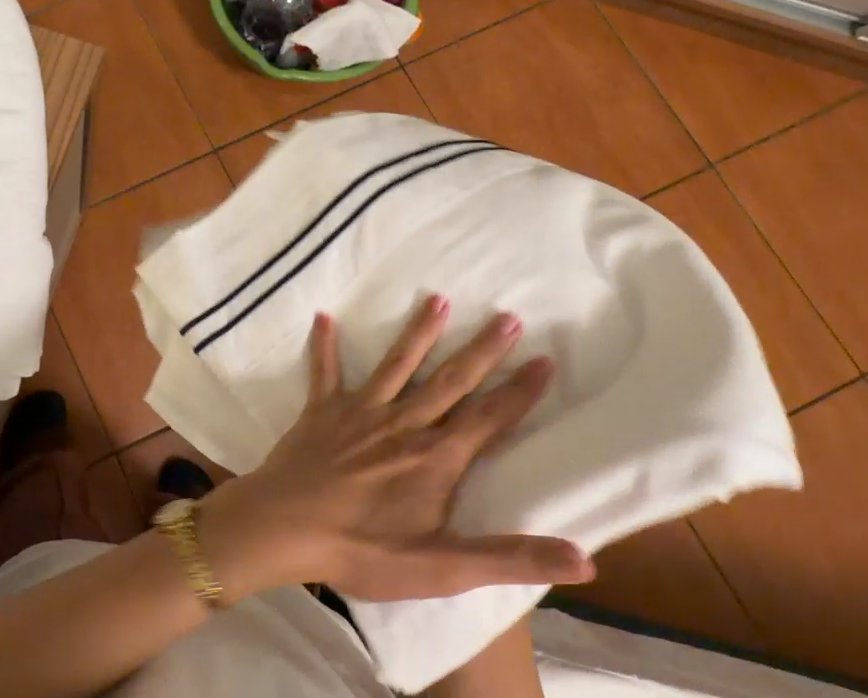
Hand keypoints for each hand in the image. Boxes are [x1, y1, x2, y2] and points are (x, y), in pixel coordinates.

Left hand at [195, 296, 595, 602]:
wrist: (282, 528)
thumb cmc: (362, 550)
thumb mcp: (444, 568)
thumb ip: (512, 558)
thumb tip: (585, 561)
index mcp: (435, 457)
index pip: (490, 419)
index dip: (520, 392)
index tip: (544, 359)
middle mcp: (401, 424)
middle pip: (450, 381)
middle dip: (482, 350)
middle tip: (507, 316)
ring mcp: (358, 412)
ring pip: (395, 364)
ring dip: (418, 332)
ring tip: (437, 300)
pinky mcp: (319, 412)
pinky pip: (324, 372)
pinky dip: (324, 346)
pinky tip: (324, 316)